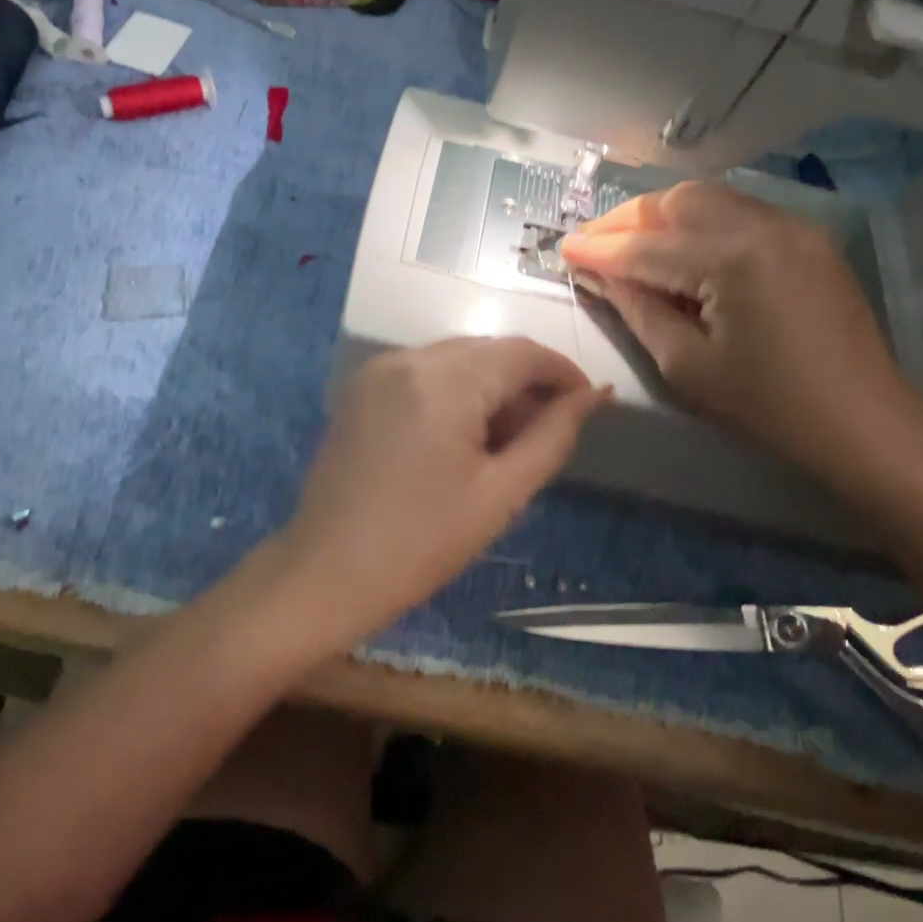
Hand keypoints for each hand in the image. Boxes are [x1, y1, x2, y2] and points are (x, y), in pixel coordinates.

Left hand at [274, 338, 606, 643]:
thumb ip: (553, 435)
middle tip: (548, 431)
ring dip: (490, 386)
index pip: (521, 352)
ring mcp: (377, 371)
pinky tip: (462, 437)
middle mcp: (407, 359)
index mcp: (443, 381)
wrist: (328, 571)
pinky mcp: (360, 390)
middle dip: (525, 381)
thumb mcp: (501, 492)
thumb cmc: (422, 542)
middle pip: (486, 350)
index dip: (562, 371)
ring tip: (506, 443)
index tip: (589, 402)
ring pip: (454, 359)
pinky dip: (453, 392)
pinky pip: (422, 373)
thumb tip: (594, 394)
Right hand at [558, 182, 922, 483]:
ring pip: (710, 198)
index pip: (646, 246)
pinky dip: (700, 222)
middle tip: (592, 243)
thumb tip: (601, 277)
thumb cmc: (766, 405)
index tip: (562, 248)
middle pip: (678, 200)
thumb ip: (639, 311)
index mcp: (731, 260)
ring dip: (663, 215)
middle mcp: (763, 226)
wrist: (861, 419)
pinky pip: (740, 212)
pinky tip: (680, 250)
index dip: (599, 249)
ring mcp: (792, 227)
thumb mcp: (686, 365)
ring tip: (628, 243)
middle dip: (627, 219)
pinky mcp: (808, 239)